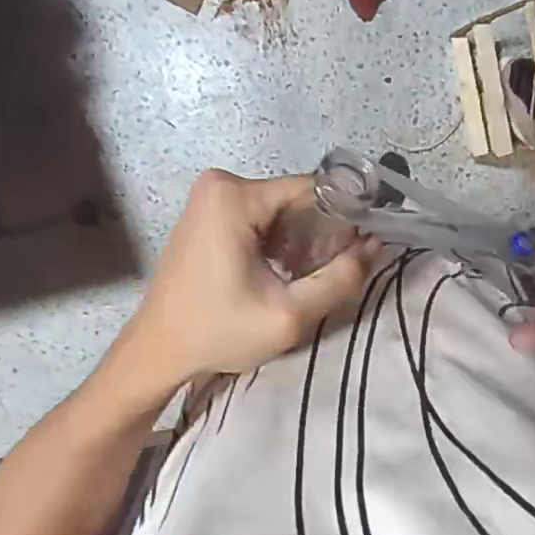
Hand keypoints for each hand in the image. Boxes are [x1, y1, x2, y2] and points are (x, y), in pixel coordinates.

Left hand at [116, 170, 375, 387]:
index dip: (346, 217)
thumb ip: (341, 278)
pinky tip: (282, 276)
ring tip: (306, 281)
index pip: (314, 190)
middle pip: (296, 200)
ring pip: (280, 213)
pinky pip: (259, 220)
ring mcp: (209, 199)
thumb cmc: (217, 331)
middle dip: (320, 234)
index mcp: (234, 195)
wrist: (158, 349)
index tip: (364, 248)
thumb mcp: (289, 314)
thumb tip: (375, 245)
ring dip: (300, 242)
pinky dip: (277, 244)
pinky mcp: (207, 217)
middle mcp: (219, 185)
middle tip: (331, 274)